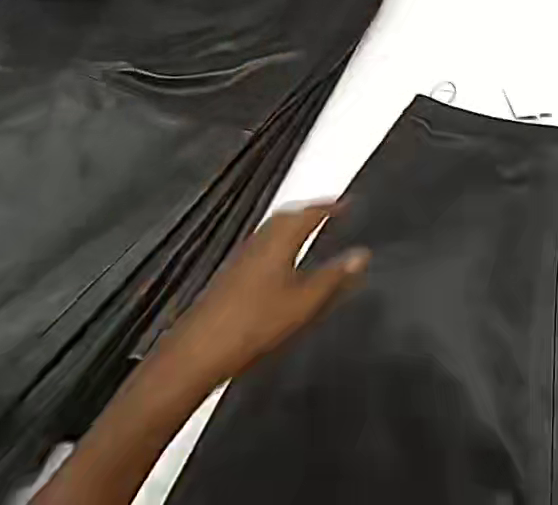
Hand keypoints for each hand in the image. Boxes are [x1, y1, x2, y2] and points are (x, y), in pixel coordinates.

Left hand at [151, 202, 368, 390]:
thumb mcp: (305, 302)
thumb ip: (335, 277)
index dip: (331, 207)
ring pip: (272, 230)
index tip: (347, 203)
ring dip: (293, 225)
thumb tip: (361, 255)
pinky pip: (262, 246)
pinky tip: (283, 264)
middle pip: (287, 215)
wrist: (197, 354)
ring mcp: (241, 259)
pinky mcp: (230, 277)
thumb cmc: (252, 324)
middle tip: (329, 211)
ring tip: (310, 230)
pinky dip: (279, 243)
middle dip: (309, 210)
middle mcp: (259, 243)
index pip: (309, 213)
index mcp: (279, 241)